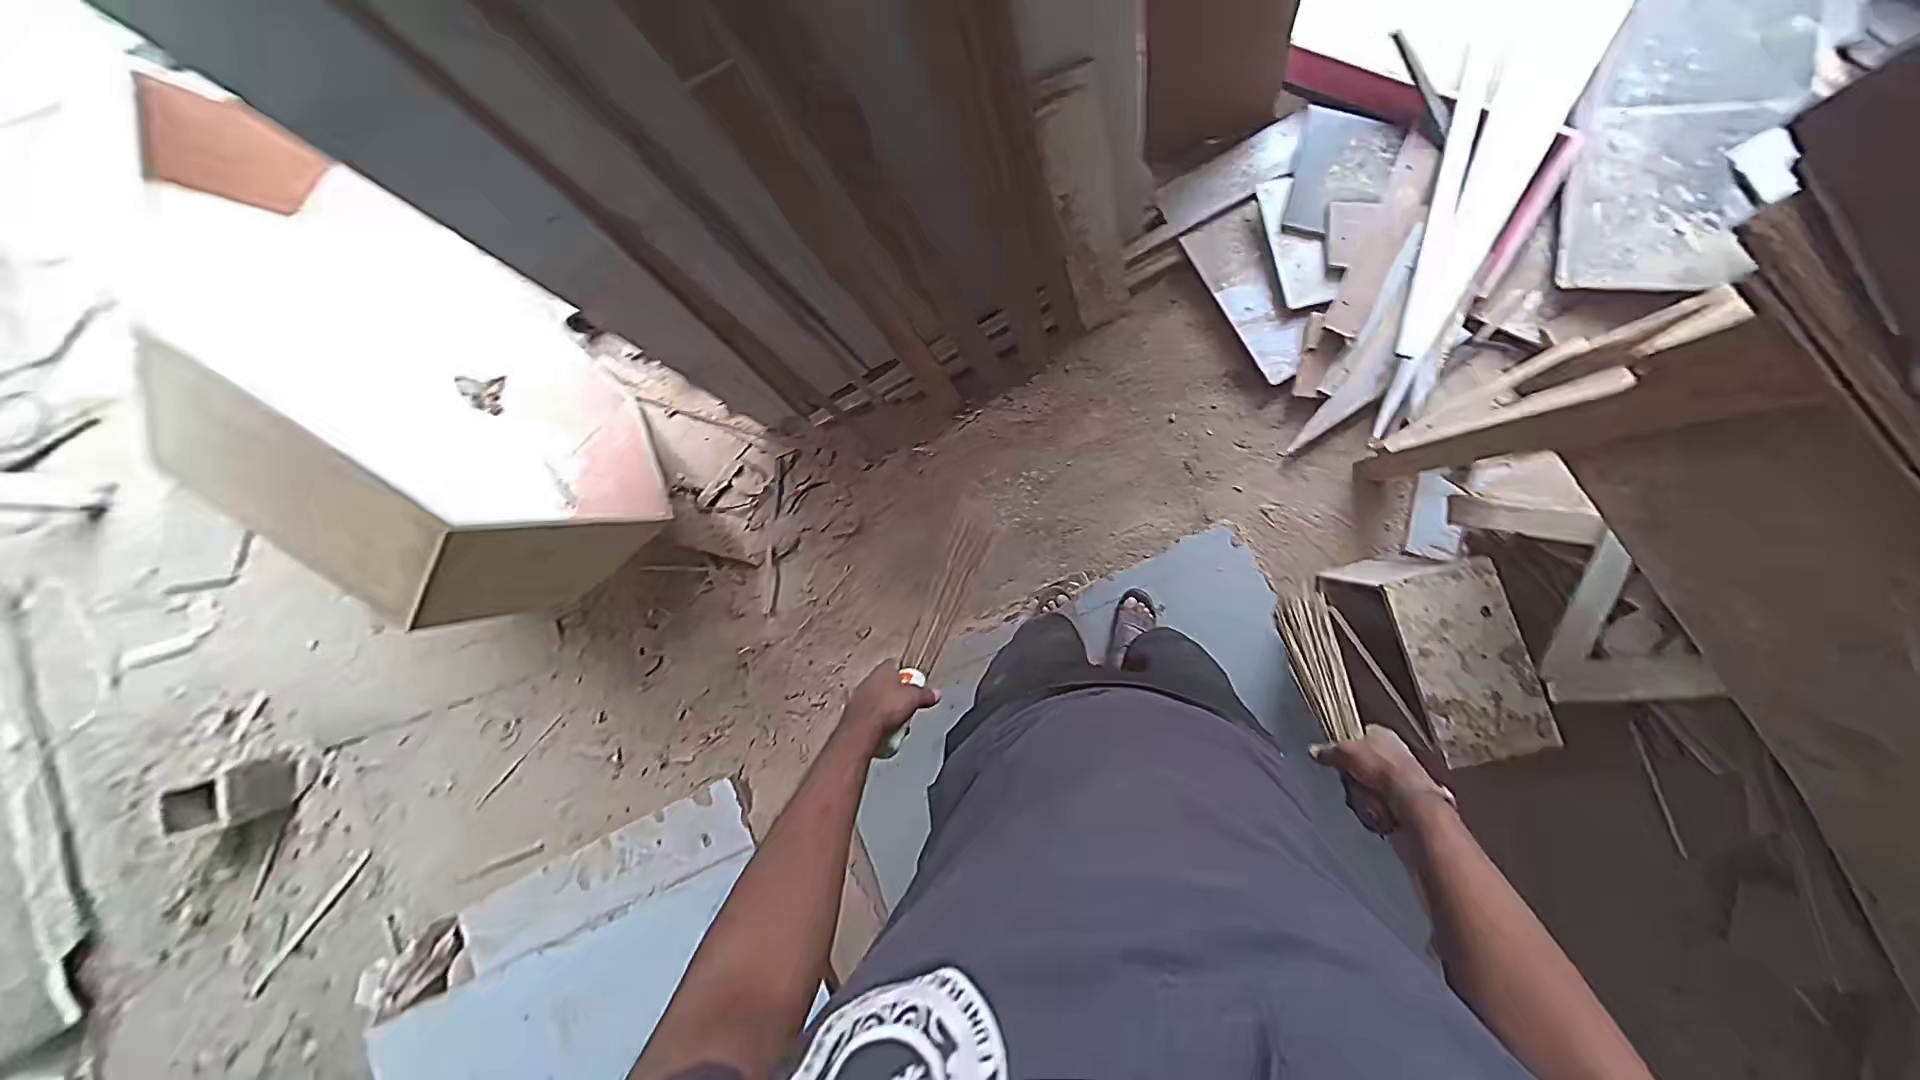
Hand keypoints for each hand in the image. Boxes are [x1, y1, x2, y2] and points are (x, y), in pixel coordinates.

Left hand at [839, 661, 938, 748]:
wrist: (862, 730)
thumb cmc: (886, 708)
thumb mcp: (915, 699)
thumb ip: (926, 694)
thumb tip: (935, 693)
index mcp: (883, 670)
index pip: (895, 664)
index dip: (906, 675)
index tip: (913, 685)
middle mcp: (868, 679)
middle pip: (886, 683)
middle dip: (897, 695)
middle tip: (907, 707)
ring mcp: (858, 695)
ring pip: (876, 699)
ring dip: (885, 708)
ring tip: (895, 722)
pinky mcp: (852, 713)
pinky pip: (868, 714)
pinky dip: (874, 720)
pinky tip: (881, 729)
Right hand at [1311, 724, 1454, 834]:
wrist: (1412, 803)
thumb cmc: (1381, 768)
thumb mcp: (1344, 753)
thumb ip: (1327, 751)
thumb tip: (1313, 751)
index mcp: (1382, 734)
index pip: (1356, 735)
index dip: (1343, 746)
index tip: (1335, 756)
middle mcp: (1394, 752)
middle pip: (1358, 764)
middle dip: (1351, 776)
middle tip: (1351, 780)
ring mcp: (1401, 776)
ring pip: (1365, 785)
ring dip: (1361, 795)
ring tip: (1366, 797)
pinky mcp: (1405, 799)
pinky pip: (1378, 802)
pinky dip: (1374, 808)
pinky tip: (1377, 808)